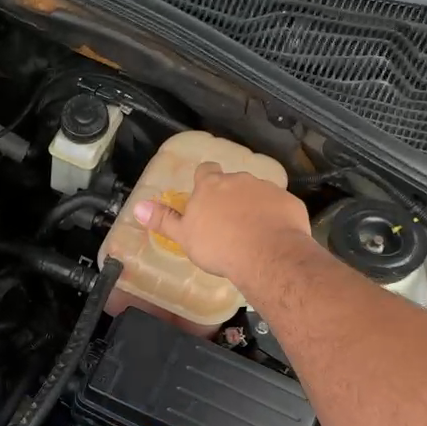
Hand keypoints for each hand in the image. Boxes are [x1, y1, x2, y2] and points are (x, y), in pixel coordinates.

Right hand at [131, 162, 312, 284]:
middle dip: (230, 196)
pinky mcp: (288, 201)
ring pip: (257, 193)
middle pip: (232, 182)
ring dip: (252, 206)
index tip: (204, 194)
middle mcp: (239, 180)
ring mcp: (266, 189)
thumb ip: (163, 220)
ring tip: (249, 232)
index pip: (205, 170)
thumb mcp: (184, 236)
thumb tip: (138, 207)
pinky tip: (271, 236)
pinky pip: (278, 206)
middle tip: (226, 222)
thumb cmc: (219, 246)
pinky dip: (274, 217)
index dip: (204, 180)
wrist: (266, 255)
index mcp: (211, 186)